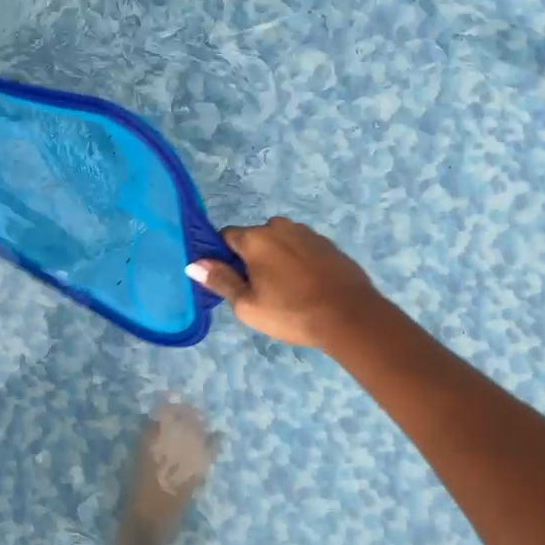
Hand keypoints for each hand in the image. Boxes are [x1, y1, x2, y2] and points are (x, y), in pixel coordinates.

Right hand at [185, 217, 375, 347]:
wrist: (351, 317)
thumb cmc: (292, 312)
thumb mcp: (248, 305)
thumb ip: (220, 281)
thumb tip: (193, 263)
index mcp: (255, 238)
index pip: (226, 236)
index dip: (224, 257)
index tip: (233, 280)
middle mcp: (279, 227)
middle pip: (255, 239)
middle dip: (253, 258)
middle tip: (262, 290)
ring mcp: (308, 234)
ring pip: (281, 243)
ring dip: (279, 259)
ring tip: (289, 291)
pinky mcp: (330, 245)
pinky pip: (304, 250)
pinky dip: (301, 263)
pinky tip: (309, 288)